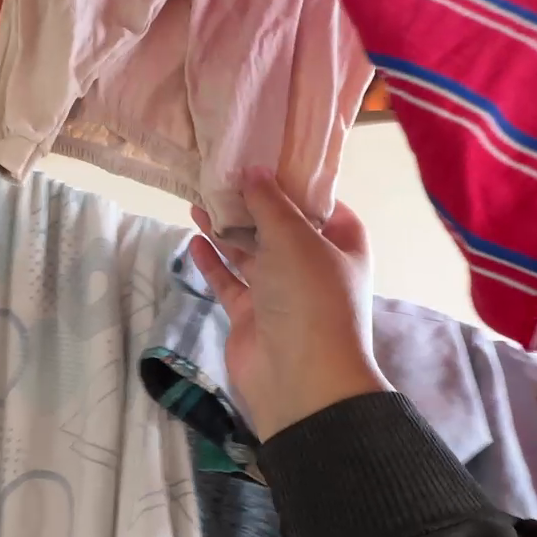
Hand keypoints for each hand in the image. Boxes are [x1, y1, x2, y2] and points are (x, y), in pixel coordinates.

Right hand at [189, 173, 390, 439]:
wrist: (298, 376)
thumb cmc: (310, 298)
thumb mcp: (295, 239)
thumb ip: (270, 204)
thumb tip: (251, 170)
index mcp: (342, 246)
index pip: (322, 205)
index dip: (296, 184)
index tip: (265, 160)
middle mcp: (312, 266)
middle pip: (279, 227)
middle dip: (252, 204)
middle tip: (221, 176)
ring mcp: (279, 292)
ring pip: (250, 253)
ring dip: (227, 230)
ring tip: (198, 201)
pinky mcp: (249, 313)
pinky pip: (229, 280)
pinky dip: (213, 261)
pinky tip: (195, 239)